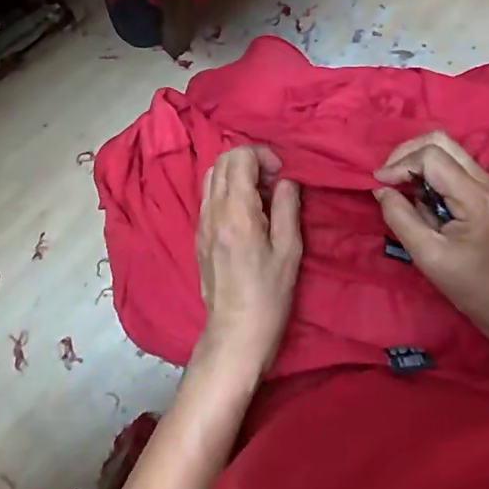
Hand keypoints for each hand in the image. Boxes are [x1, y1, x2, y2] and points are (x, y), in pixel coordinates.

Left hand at [195, 145, 301, 374]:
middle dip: (251, 160)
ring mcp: (201, 223)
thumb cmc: (269, 294)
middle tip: (274, 181)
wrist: (235, 334)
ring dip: (237, 173)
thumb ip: (288, 206)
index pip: (240, 157)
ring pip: (212, 175)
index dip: (264, 155)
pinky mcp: (199, 235)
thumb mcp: (290, 249)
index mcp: (236, 212)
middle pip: (223, 160)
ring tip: (261, 194)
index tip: (283, 174)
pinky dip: (228, 189)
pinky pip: (209, 195)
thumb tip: (286, 180)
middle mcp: (213, 211)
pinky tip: (247, 211)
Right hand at [373, 131, 488, 333]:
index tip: (380, 184)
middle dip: (408, 154)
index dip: (401, 164)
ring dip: (420, 162)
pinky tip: (423, 196)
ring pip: (450, 150)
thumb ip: (400, 217)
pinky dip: (434, 172)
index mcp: (479, 199)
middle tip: (388, 178)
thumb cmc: (470, 288)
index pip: (433, 157)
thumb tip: (381, 188)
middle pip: (442, 141)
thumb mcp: (427, 256)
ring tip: (404, 189)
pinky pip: (457, 166)